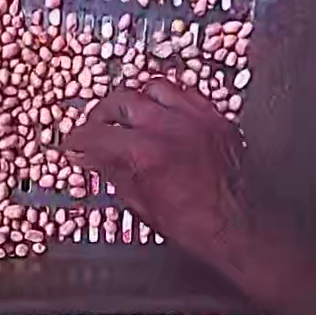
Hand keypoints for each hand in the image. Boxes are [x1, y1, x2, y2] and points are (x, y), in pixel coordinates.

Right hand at [63, 79, 280, 279]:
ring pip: (153, 87)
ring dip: (134, 100)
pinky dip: (167, 99)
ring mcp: (196, 118)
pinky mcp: (216, 118)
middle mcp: (170, 127)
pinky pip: (186, 93)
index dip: (79, 139)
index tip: (73, 145)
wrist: (242, 228)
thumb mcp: (142, 204)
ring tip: (128, 116)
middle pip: (121, 99)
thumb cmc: (194, 226)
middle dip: (101, 114)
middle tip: (94, 129)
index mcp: (147, 153)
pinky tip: (161, 113)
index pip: (99, 133)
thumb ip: (114, 173)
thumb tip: (92, 159)